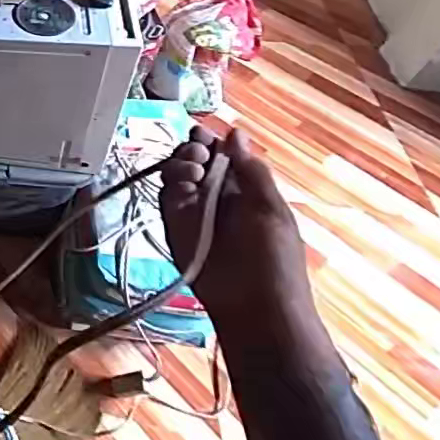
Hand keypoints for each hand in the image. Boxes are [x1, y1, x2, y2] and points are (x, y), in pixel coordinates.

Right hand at [159, 127, 309, 326]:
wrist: (253, 306)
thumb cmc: (274, 258)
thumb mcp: (272, 210)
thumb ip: (251, 171)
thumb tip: (236, 133)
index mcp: (243, 189)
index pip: (222, 154)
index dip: (212, 140)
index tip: (205, 132)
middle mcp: (215, 194)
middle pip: (194, 157)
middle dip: (193, 146)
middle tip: (197, 149)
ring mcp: (192, 207)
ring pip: (176, 170)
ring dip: (181, 161)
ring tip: (193, 168)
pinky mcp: (173, 220)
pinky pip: (165, 191)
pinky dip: (171, 180)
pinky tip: (185, 184)